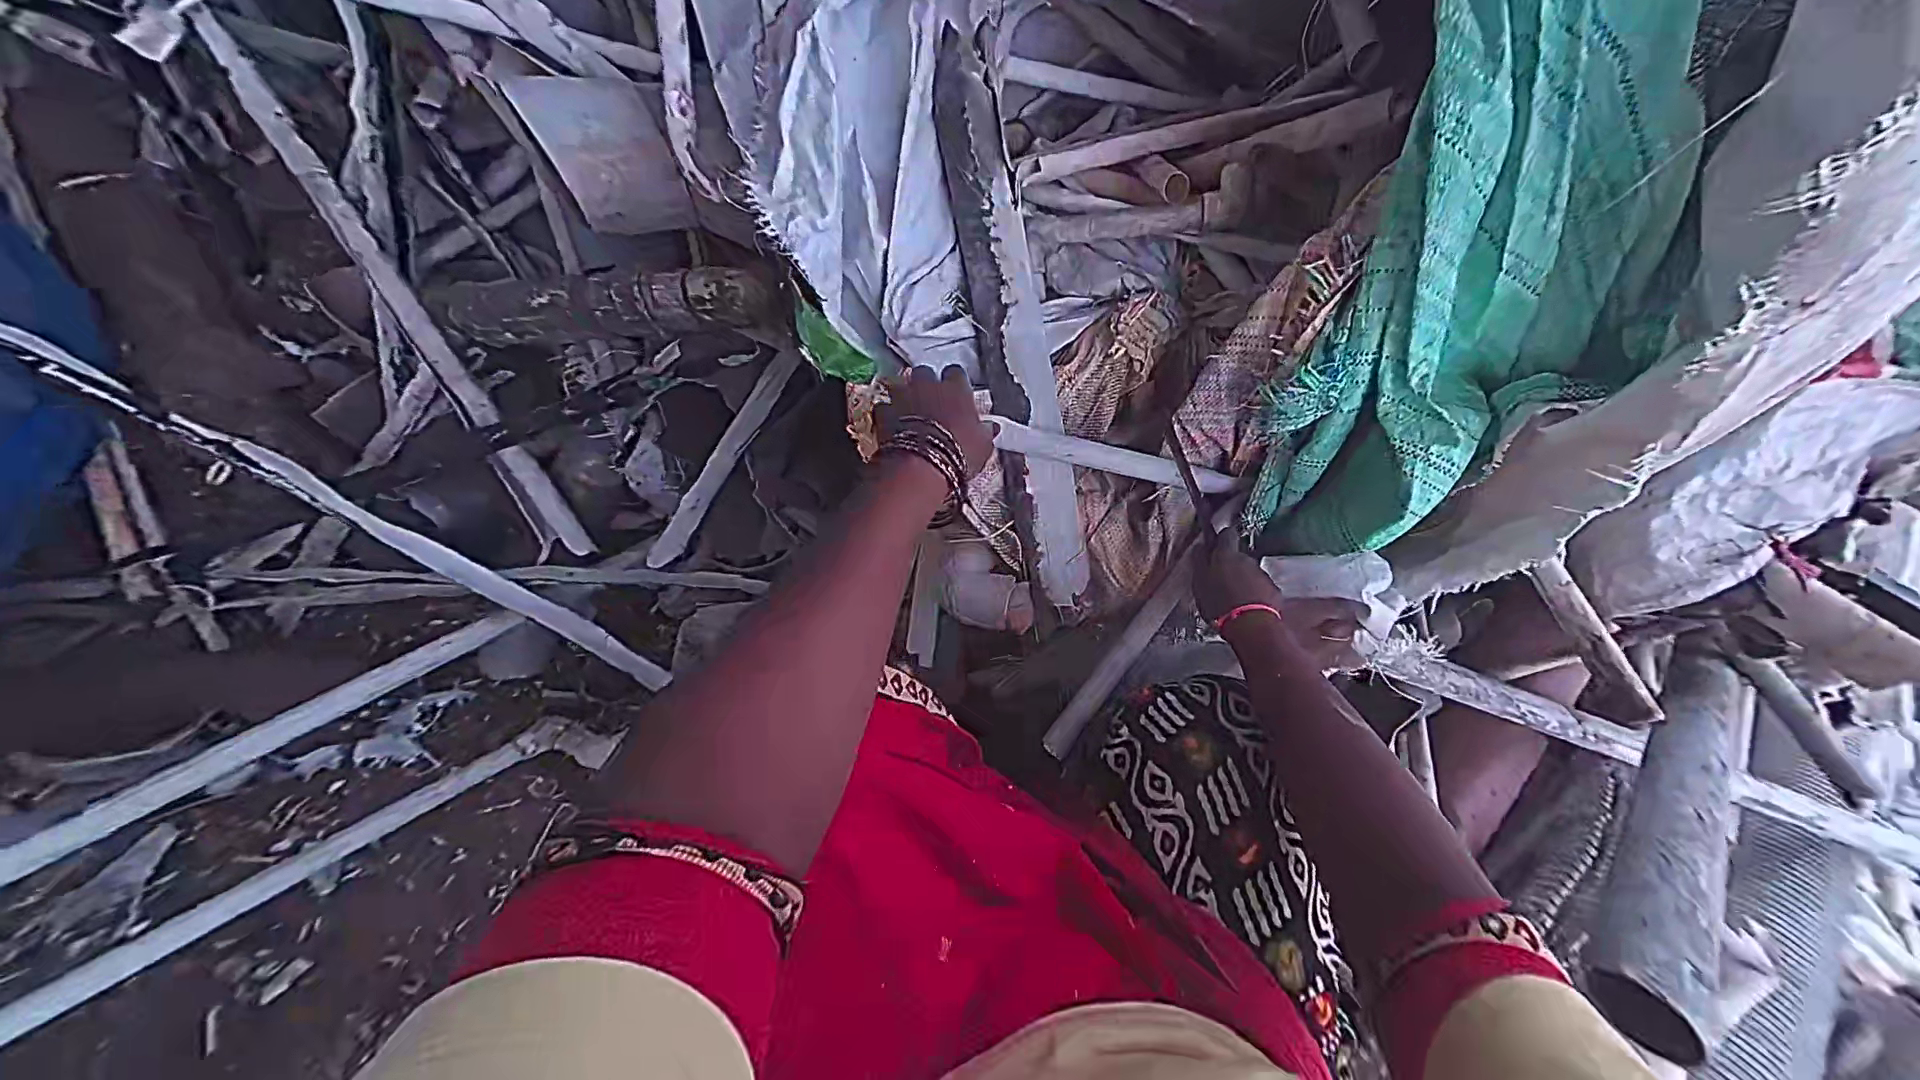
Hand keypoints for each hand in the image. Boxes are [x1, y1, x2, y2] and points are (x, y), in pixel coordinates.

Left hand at [878, 365, 993, 477]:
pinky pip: (883, 406)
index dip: (954, 382)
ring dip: (903, 394)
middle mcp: (928, 385)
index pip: (956, 372)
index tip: (956, 393)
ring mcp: (902, 396)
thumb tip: (990, 427)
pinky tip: (890, 424)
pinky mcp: (883, 412)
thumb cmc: (958, 453)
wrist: (922, 466)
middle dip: (925, 383)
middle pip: (924, 372)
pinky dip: (886, 413)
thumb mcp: (982, 446)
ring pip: (899, 384)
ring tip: (908, 409)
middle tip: (930, 399)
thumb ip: (984, 431)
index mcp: (956, 388)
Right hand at [1193, 529, 1282, 624]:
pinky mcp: (1273, 589)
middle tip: (1220, 578)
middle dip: (1231, 563)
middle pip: (1239, 555)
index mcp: (1226, 555)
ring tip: (1232, 596)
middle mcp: (1247, 560)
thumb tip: (1200, 548)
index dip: (1222, 537)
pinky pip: (1260, 586)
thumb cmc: (1219, 603)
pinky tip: (1246, 604)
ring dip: (1242, 579)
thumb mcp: (1199, 583)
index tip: (1217, 543)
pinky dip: (1254, 591)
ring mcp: (1262, 574)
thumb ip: (1199, 562)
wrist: (1251, 625)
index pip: (1227, 534)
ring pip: (1249, 571)